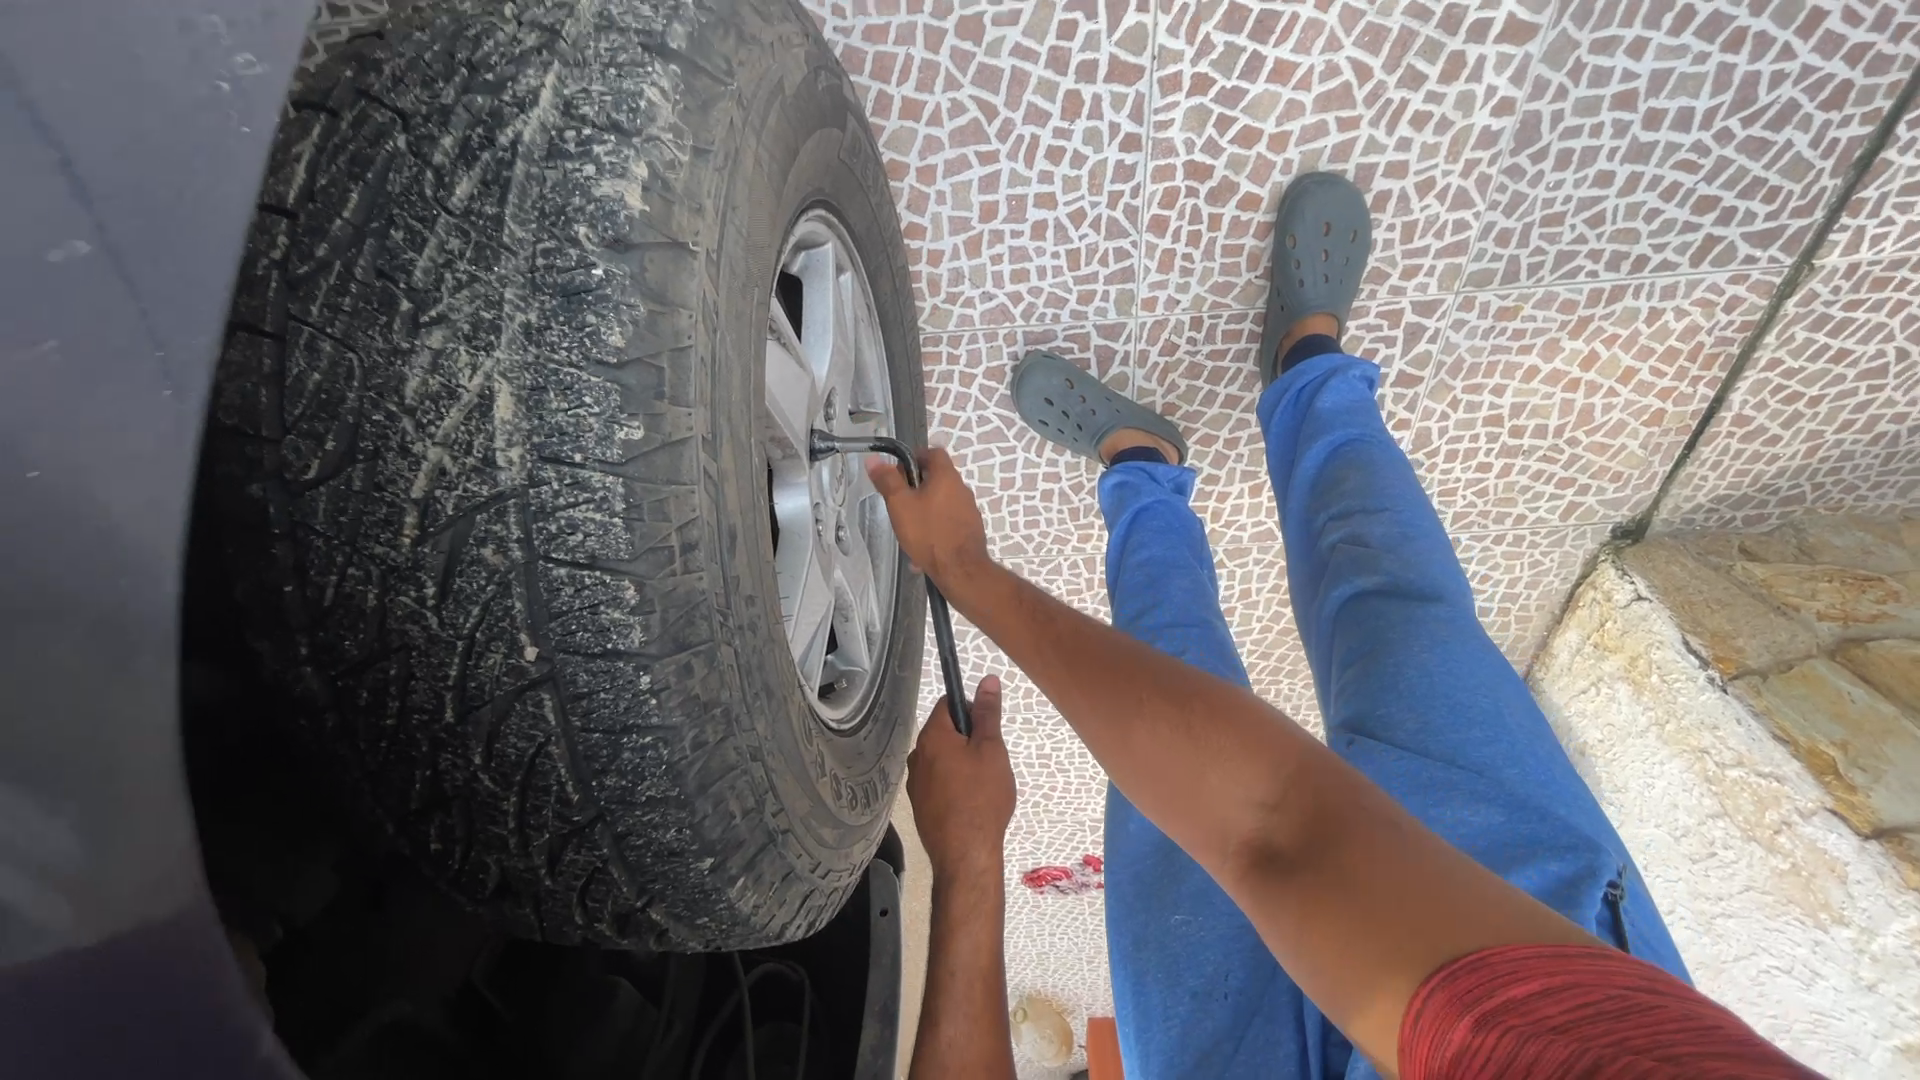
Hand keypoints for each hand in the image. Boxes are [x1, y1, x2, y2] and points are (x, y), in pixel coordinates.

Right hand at [866, 449, 991, 591]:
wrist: (960, 569)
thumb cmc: (928, 532)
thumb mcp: (900, 505)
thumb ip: (887, 481)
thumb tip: (874, 460)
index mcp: (946, 476)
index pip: (934, 453)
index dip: (916, 457)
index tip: (900, 472)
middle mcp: (962, 489)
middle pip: (937, 479)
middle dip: (916, 489)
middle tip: (900, 502)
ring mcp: (969, 510)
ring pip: (941, 504)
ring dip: (925, 512)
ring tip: (908, 530)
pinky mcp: (971, 530)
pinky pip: (948, 523)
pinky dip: (935, 530)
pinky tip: (922, 550)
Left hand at [906, 675, 1014, 878]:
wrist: (965, 854)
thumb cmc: (982, 796)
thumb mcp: (992, 749)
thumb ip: (988, 713)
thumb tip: (988, 680)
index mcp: (932, 737)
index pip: (947, 704)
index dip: (970, 708)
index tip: (988, 727)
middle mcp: (917, 756)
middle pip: (944, 732)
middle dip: (967, 738)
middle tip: (990, 758)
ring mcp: (915, 783)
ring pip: (941, 759)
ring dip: (961, 762)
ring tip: (983, 782)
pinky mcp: (920, 805)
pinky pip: (938, 782)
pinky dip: (954, 783)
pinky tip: (971, 801)